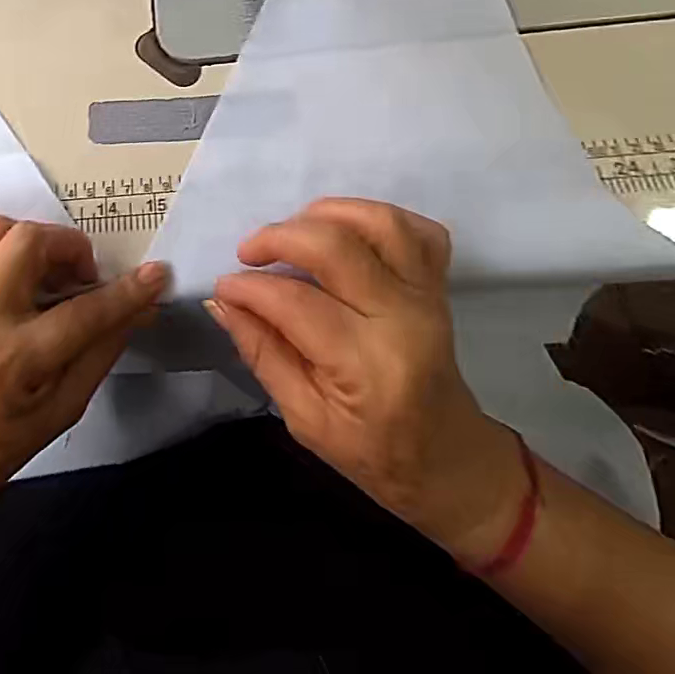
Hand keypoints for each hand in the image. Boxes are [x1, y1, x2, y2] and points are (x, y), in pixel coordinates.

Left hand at [0, 216, 169, 560]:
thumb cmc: (6, 436)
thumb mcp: (67, 404)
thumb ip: (104, 347)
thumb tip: (140, 306)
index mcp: (17, 356)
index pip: (84, 311)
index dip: (127, 290)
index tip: (154, 275)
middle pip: (29, 242)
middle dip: (69, 247)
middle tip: (82, 276)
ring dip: (32, 241)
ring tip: (47, 272)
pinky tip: (9, 270)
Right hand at [203, 197, 526, 563]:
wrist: (451, 461)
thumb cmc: (374, 453)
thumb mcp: (303, 418)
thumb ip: (261, 352)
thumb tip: (223, 302)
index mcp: (368, 365)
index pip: (294, 301)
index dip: (247, 287)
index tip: (223, 288)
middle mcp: (403, 320)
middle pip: (335, 247)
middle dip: (277, 237)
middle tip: (248, 254)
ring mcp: (427, 297)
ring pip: (380, 223)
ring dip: (325, 214)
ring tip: (292, 232)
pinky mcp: (437, 286)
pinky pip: (417, 230)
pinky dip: (375, 218)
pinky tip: (343, 231)